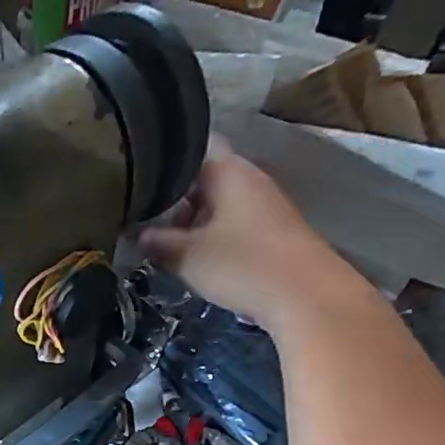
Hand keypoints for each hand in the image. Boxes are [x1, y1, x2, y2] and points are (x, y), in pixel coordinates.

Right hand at [138, 137, 377, 338]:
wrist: (307, 296)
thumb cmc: (244, 266)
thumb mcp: (189, 258)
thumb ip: (158, 243)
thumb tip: (137, 235)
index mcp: (227, 170)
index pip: (189, 148)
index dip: (160, 162)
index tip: (136, 182)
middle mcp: (248, 178)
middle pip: (202, 179)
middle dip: (173, 201)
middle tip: (144, 223)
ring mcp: (265, 205)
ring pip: (217, 204)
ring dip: (193, 223)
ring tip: (168, 246)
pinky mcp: (273, 231)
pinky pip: (234, 224)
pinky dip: (214, 237)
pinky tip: (200, 260)